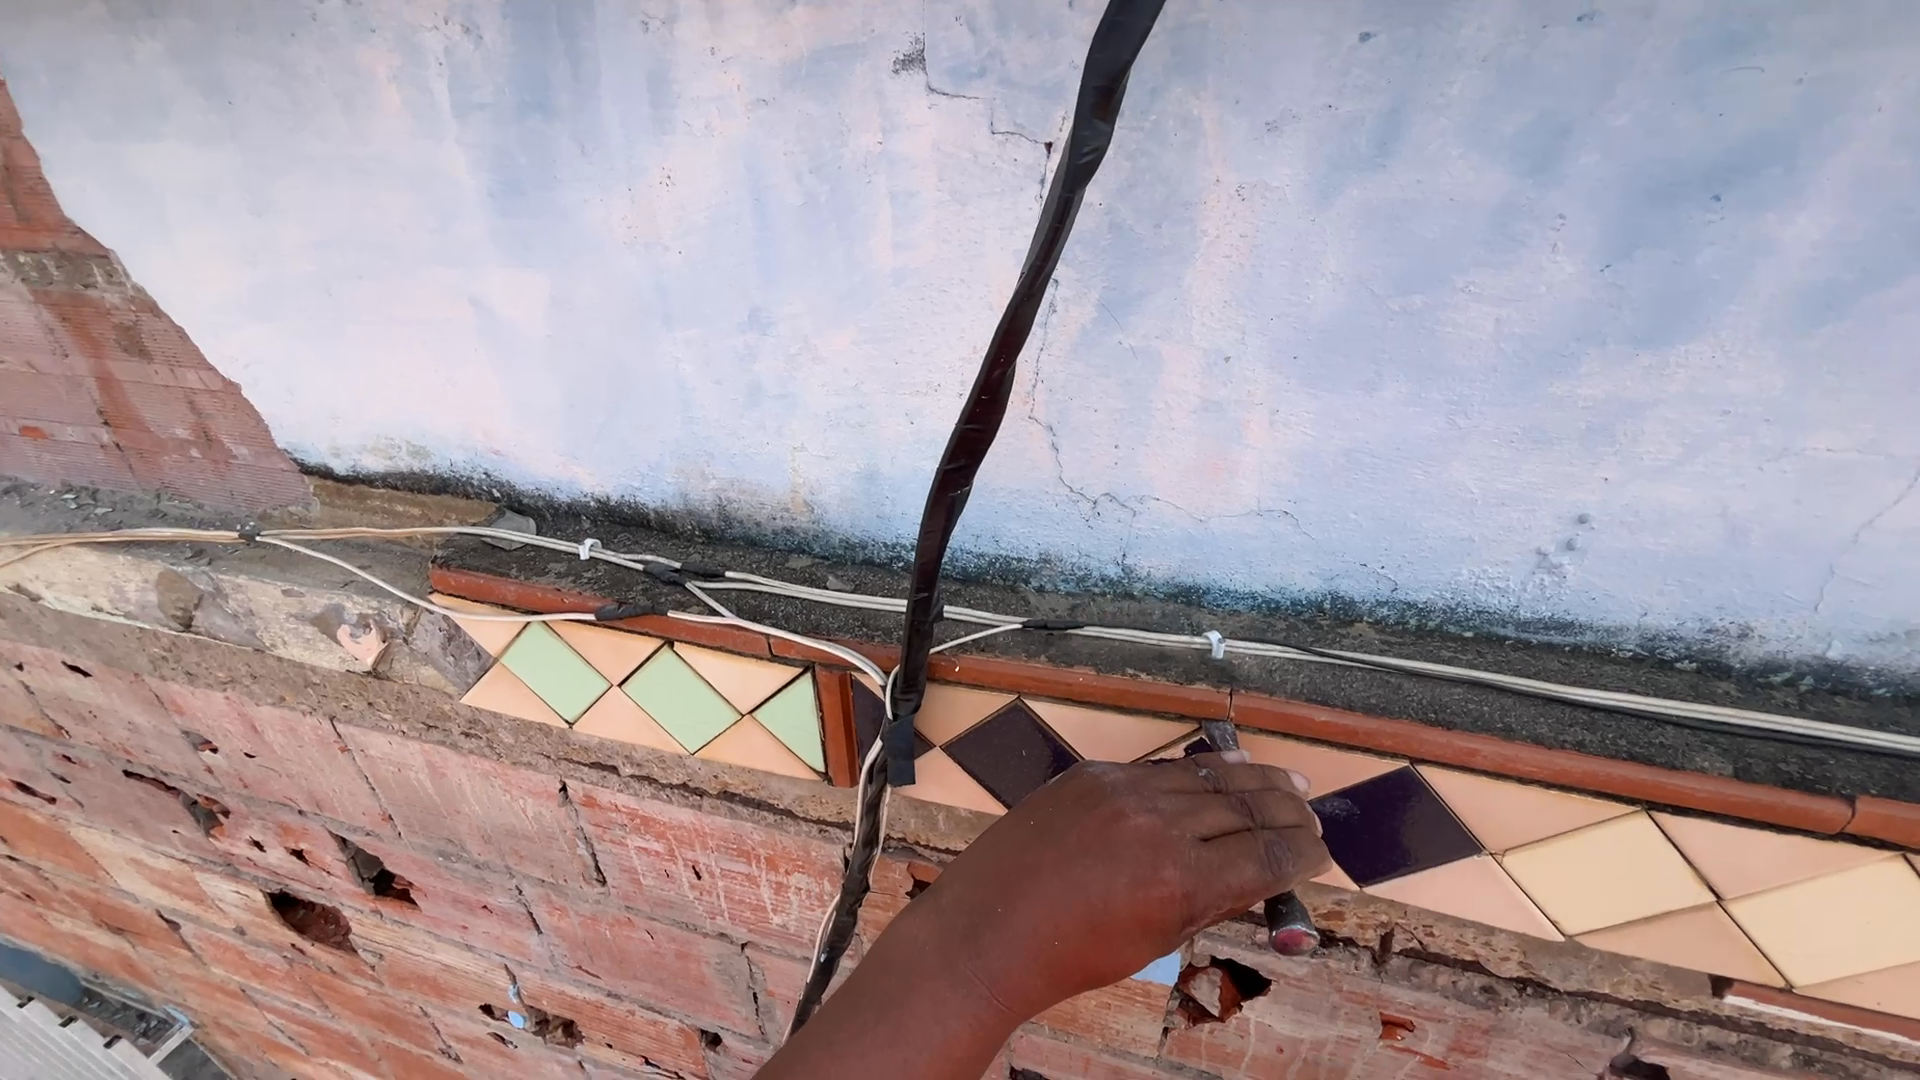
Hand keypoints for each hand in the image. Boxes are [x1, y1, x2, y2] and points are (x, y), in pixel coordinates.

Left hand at [898, 751, 1329, 1020]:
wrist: (992, 925)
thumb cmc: (1073, 952)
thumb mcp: (1154, 941)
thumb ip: (1208, 900)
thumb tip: (1253, 874)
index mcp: (1181, 882)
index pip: (1264, 856)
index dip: (1301, 852)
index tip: (1321, 850)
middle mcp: (1158, 826)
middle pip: (1243, 809)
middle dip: (1286, 812)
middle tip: (1312, 811)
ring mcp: (1122, 791)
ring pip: (1205, 779)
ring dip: (1253, 781)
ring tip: (1288, 782)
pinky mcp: (1093, 774)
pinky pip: (1159, 768)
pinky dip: (1199, 770)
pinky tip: (1225, 766)